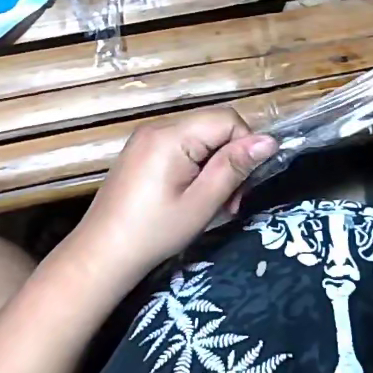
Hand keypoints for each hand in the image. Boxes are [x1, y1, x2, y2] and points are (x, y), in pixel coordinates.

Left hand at [71, 108, 277, 277]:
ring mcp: (145, 138)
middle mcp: (156, 127)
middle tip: (228, 203)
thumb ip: (234, 167)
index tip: (242, 186)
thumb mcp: (202, 203)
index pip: (227, 118)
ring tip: (209, 205)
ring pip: (198, 138)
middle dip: (229, 160)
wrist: (102, 253)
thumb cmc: (154, 232)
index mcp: (170, 136)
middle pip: (212, 127)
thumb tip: (270, 140)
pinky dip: (193, 167)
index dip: (245, 146)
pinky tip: (189, 197)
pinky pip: (179, 147)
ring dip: (213, 167)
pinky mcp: (140, 151)